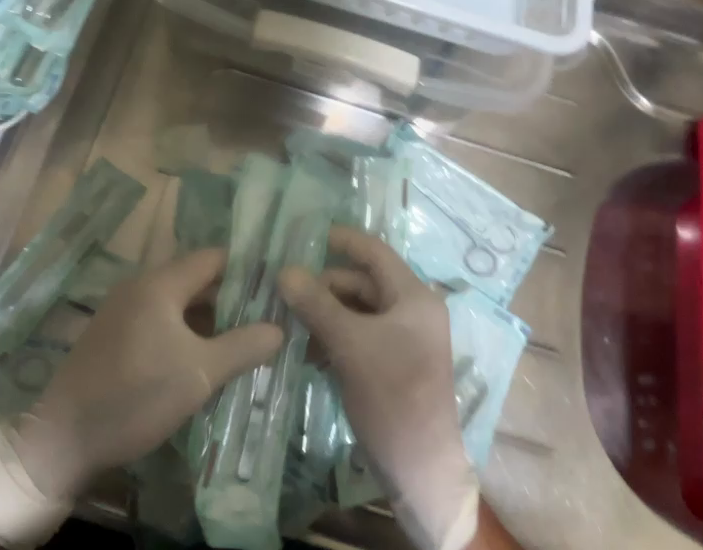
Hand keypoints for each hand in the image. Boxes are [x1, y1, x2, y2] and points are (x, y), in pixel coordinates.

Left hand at [0, 248, 280, 546]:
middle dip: (232, 297)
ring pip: (177, 304)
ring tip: (245, 339)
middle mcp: (139, 287)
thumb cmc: (136, 397)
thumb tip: (280, 327)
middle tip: (269, 316)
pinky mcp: (113, 337)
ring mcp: (122, 311)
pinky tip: (206, 358)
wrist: (64, 439)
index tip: (279, 285)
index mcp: (159, 284)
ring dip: (209, 319)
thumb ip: (243, 346)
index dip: (248, 268)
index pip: (213, 258)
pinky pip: (159, 321)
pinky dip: (185, 332)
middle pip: (196, 279)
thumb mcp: (199, 374)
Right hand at [279, 227, 478, 549]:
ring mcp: (404, 340)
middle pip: (362, 283)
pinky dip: (334, 338)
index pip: (375, 253)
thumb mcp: (349, 346)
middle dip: (324, 287)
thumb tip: (284, 271)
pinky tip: (308, 353)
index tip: (305, 236)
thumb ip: (317, 304)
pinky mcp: (393, 365)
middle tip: (283, 294)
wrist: (419, 467)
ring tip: (291, 328)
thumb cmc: (392, 396)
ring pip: (357, 311)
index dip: (342, 241)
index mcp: (414, 297)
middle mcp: (413, 311)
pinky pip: (359, 336)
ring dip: (325, 315)